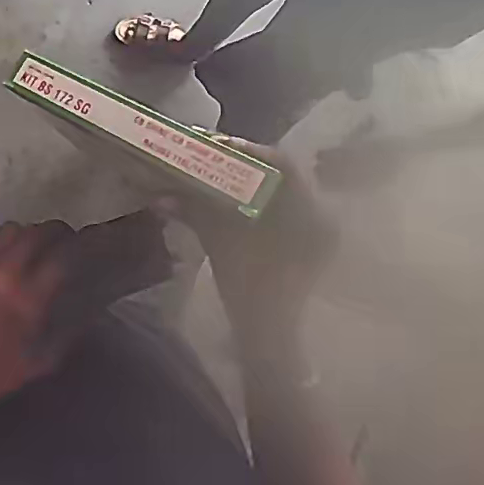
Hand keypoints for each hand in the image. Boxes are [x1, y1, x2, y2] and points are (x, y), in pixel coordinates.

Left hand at [0, 221, 73, 469]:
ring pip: (8, 229)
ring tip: (28, 244)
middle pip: (36, 233)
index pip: (62, 255)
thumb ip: (68, 333)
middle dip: (55, 233)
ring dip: (25, 233)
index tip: (85, 243)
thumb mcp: (40, 363)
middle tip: (60, 240)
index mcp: (26, 300)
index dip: (79, 244)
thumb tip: (88, 309)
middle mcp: (0, 275)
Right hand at [182, 136, 338, 353]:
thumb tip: (161, 193)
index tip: (216, 148)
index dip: (248, 150)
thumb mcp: (221, 243)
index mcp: (309, 210)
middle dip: (246, 165)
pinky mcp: (311, 246)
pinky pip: (285, 211)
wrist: (270, 337)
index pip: (283, 162)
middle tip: (212, 162)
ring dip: (251, 182)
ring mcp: (320, 232)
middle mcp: (322, 214)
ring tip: (218, 180)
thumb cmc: (250, 288)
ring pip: (283, 192)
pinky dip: (258, 202)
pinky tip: (233, 205)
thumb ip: (194, 211)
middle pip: (283, 173)